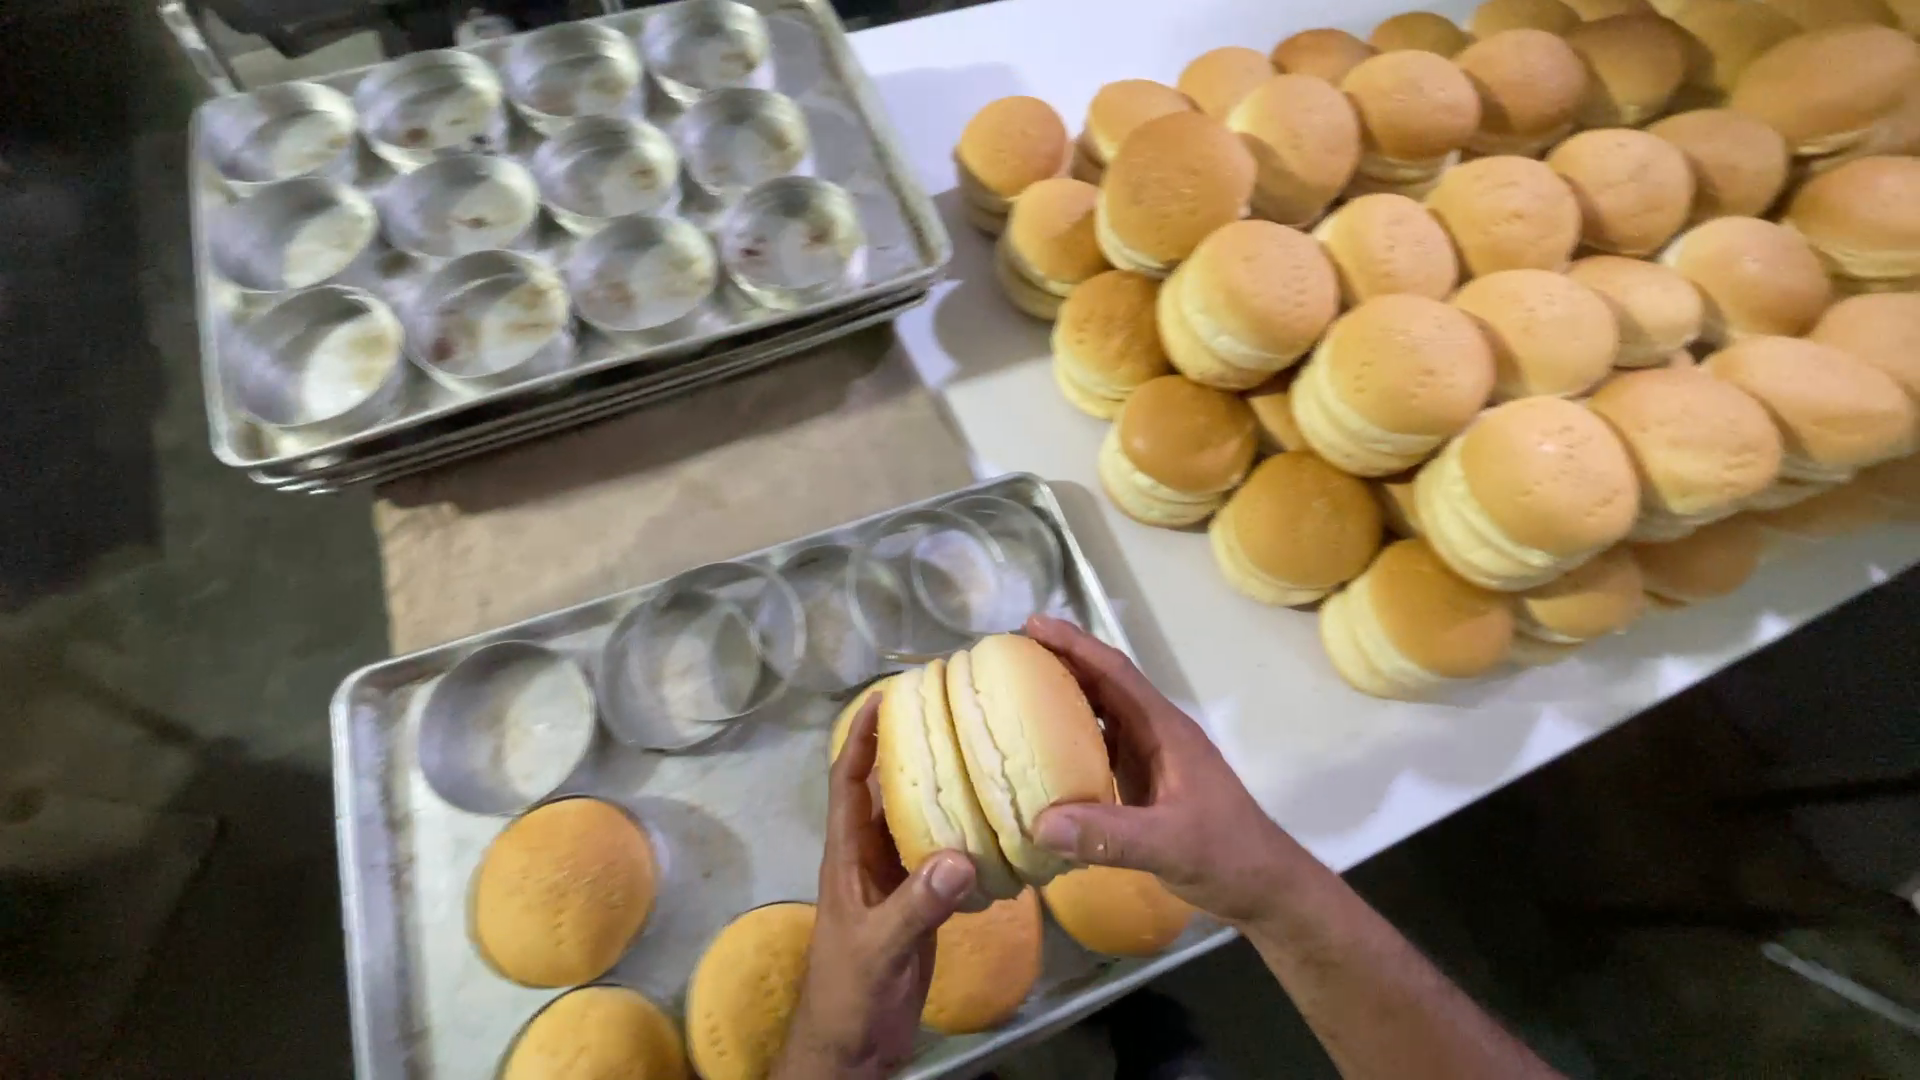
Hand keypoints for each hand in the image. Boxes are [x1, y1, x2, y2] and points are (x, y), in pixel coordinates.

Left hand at [774, 696, 976, 1079]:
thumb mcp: (880, 945)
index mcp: (848, 852)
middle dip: (906, 749)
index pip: (848, 779)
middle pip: (884, 789)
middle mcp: (869, 854)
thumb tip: (961, 855)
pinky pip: (938, 854)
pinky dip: (959, 834)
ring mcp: (893, 877)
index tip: (883, 695)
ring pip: (914, 818)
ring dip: (937, 788)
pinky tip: (991, 824)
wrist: (853, 1046)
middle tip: (945, 714)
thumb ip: (917, 903)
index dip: (860, 736)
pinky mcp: (917, 900)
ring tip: (974, 755)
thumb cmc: (850, 989)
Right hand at [1025, 614, 1303, 926]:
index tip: (1034, 625)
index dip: (1076, 644)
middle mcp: (1153, 732)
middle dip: (1060, 661)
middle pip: (1103, 683)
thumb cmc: (1227, 853)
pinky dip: (1067, 739)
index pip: (1116, 672)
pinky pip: (1097, 746)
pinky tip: (1039, 751)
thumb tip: (1039, 823)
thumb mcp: (1169, 845)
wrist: (1262, 887)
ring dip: (1062, 696)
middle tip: (1010, 653)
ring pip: (1100, 712)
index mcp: (1164, 728)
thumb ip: (1109, 836)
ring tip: (1014, 690)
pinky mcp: (1141, 780)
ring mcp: (1148, 756)